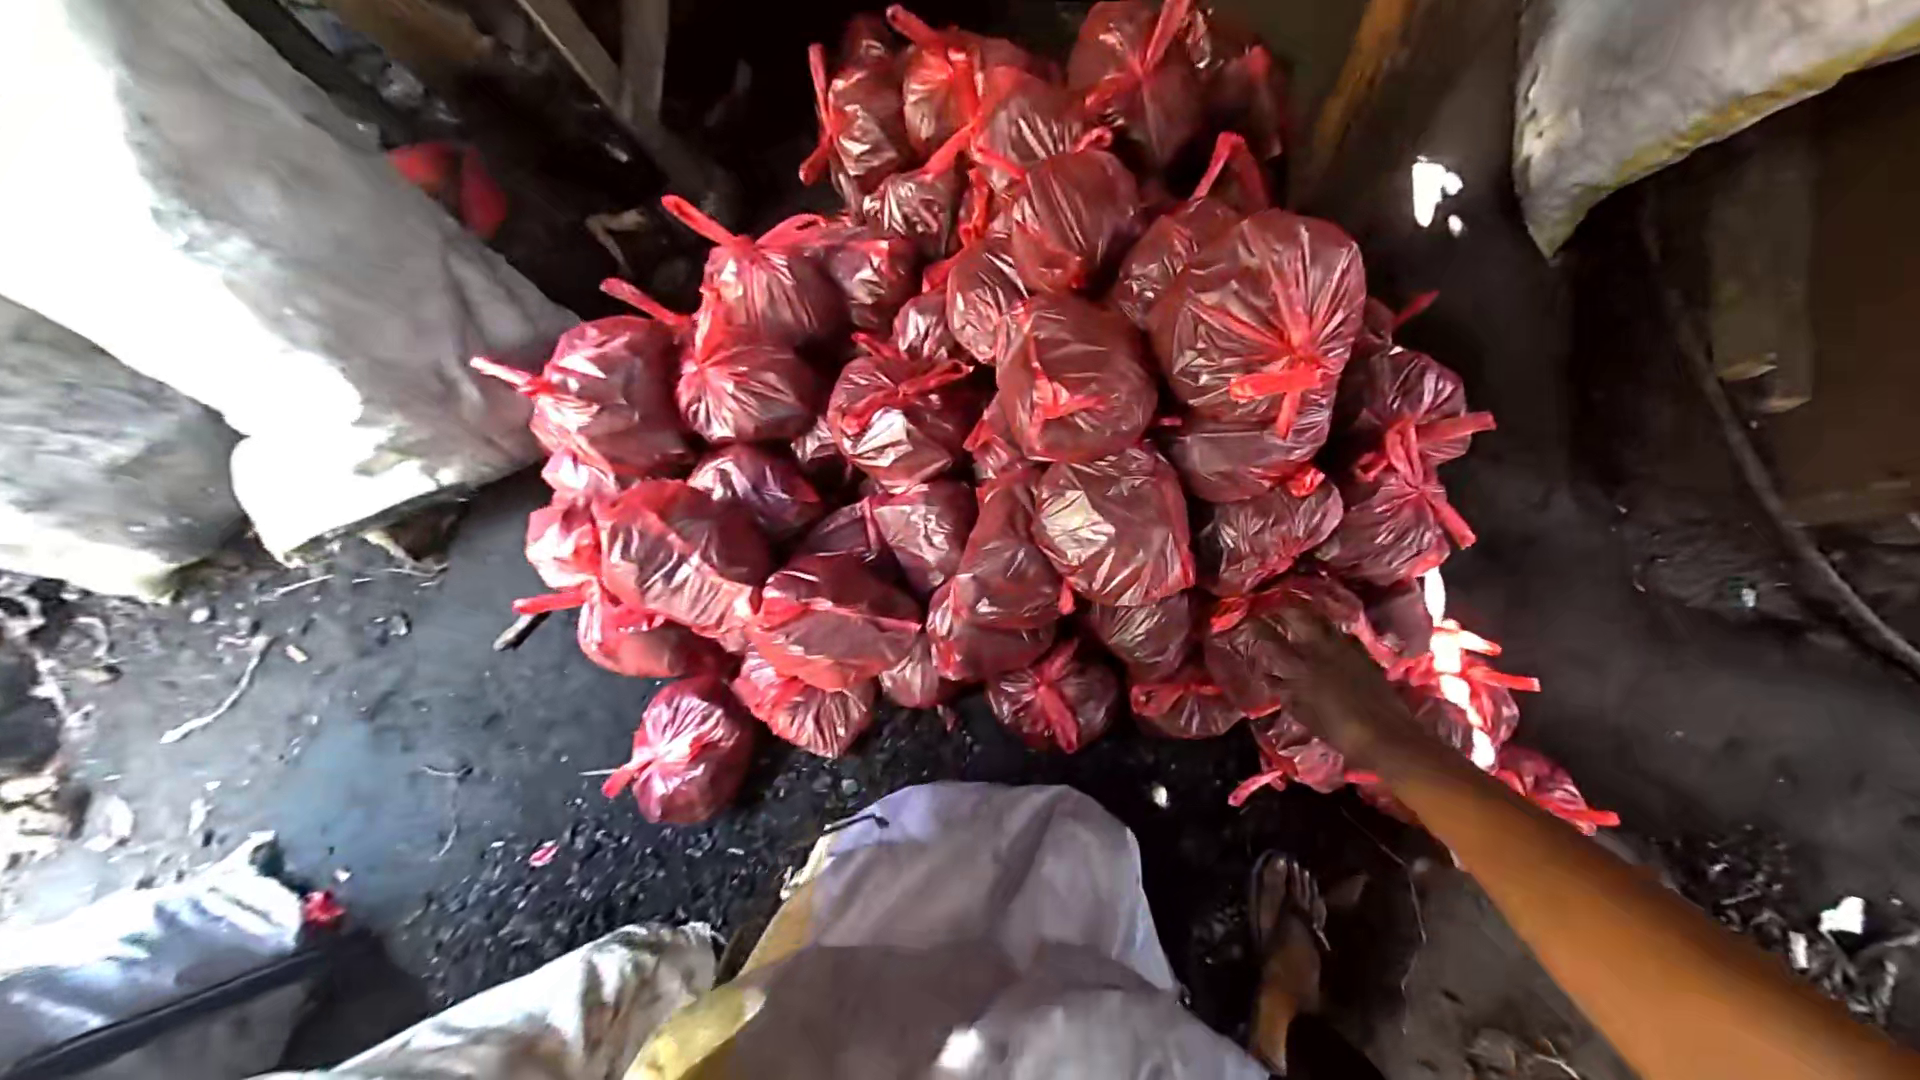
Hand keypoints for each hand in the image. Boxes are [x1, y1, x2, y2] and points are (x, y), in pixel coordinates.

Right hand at [1269, 605, 1424, 770]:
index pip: (1270, 638)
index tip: (1246, 618)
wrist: (1388, 736)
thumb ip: (1285, 692)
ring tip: (1296, 614)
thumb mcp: (1303, 713)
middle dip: (1282, 608)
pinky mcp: (1364, 655)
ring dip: (1306, 615)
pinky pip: (1341, 634)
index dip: (1256, 625)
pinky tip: (1324, 637)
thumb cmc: (1339, 731)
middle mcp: (1321, 650)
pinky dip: (1328, 631)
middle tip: (1271, 608)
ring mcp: (1345, 649)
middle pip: (1299, 616)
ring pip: (1322, 621)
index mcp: (1301, 666)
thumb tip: (1269, 676)